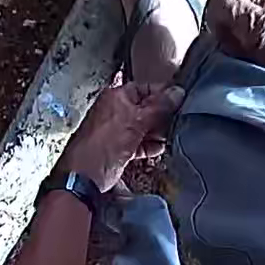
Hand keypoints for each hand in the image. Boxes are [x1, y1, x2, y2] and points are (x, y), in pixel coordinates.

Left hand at [57, 82, 184, 191]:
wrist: (85, 177)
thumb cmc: (101, 147)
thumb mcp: (136, 121)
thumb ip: (158, 107)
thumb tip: (176, 93)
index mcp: (116, 97)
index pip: (145, 88)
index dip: (163, 94)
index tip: (179, 101)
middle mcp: (115, 111)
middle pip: (146, 108)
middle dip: (162, 117)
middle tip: (175, 122)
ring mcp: (117, 131)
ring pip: (144, 127)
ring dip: (157, 133)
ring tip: (168, 137)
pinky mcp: (119, 149)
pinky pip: (139, 144)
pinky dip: (149, 146)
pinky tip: (157, 149)